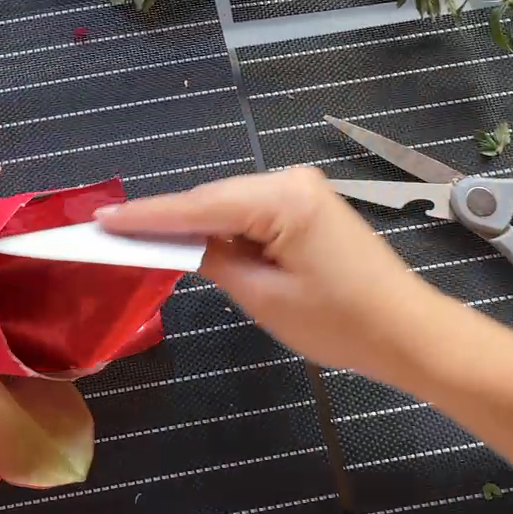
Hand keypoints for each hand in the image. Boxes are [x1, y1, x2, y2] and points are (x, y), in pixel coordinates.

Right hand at [96, 167, 440, 374]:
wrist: (411, 333)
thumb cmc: (341, 324)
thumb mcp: (265, 299)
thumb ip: (214, 261)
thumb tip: (181, 243)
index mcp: (282, 198)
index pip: (199, 206)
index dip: (146, 215)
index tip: (101, 218)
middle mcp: (290, 180)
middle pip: (212, 198)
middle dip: (167, 218)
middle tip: (114, 231)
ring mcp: (301, 188)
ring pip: (228, 203)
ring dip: (194, 222)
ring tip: (144, 238)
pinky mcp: (307, 203)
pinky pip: (250, 210)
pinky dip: (223, 226)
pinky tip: (197, 239)